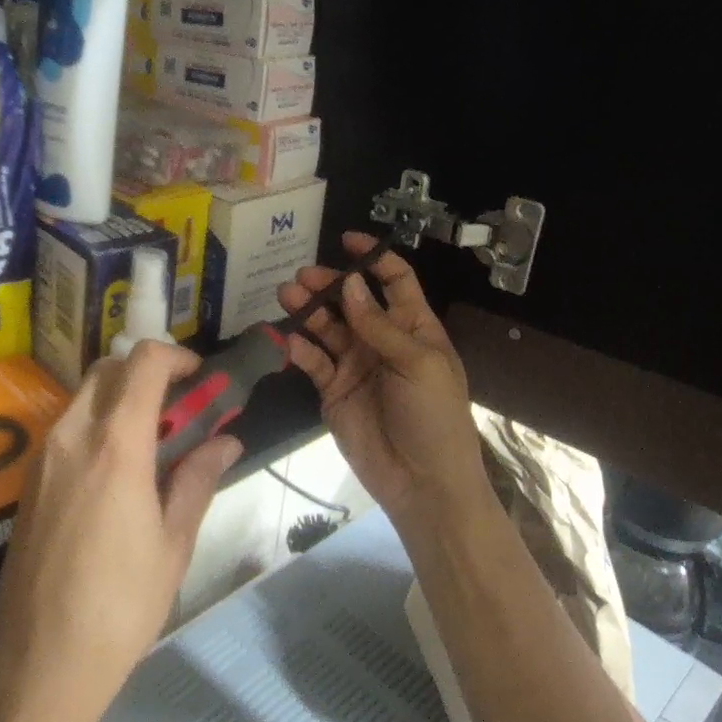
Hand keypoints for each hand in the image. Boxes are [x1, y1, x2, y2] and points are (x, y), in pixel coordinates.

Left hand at [0, 342, 241, 721]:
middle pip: (108, 369)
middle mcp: (72, 433)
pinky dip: (96, 423)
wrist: (39, 655)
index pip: (143, 362)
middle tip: (180, 406)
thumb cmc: (121, 603)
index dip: (177, 356)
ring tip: (155, 440)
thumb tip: (227, 442)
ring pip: (84, 396)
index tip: (201, 377)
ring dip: (120, 397)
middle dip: (147, 372)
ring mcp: (44, 454)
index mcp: (115, 443)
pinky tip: (118, 468)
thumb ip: (197, 480)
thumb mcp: (173, 543)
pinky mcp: (30, 478)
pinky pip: (66, 426)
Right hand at [278, 232, 488, 517]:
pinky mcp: (332, 390)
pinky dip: (300, 349)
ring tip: (286, 296)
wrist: (423, 482)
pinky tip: (291, 342)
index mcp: (414, 328)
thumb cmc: (435, 416)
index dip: (375, 258)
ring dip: (308, 311)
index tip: (348, 240)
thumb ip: (378, 324)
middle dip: (328, 285)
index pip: (395, 281)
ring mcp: (355, 365)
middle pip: (351, 300)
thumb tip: (349, 282)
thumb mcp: (417, 363)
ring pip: (326, 327)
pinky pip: (313, 361)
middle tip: (303, 277)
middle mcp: (382, 340)